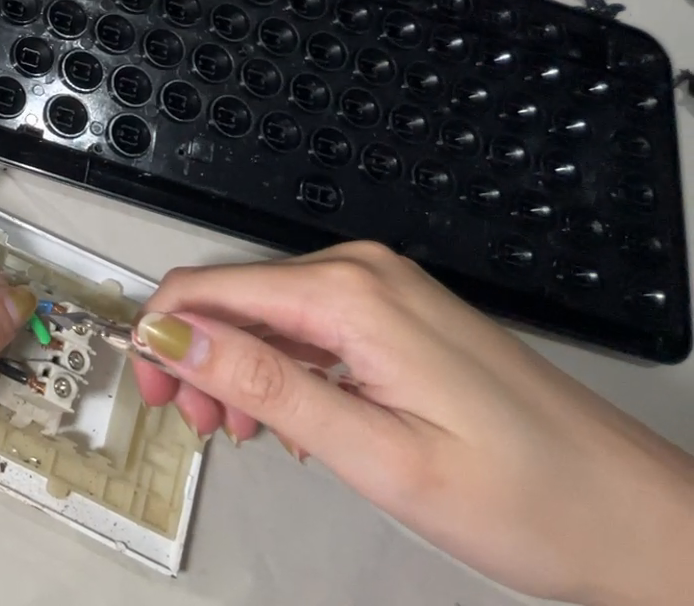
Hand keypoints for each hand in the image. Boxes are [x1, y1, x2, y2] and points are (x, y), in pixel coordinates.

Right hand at [130, 240, 693, 605]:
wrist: (662, 530)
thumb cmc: (530, 504)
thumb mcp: (378, 455)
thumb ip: (263, 385)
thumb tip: (164, 336)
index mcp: (348, 292)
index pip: (205, 289)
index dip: (161, 337)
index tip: (156, 397)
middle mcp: (357, 269)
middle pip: (231, 298)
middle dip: (198, 359)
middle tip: (204, 428)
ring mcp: (380, 285)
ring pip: (262, 311)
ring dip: (234, 367)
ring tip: (249, 432)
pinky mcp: (396, 309)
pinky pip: (303, 322)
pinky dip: (277, 366)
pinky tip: (294, 417)